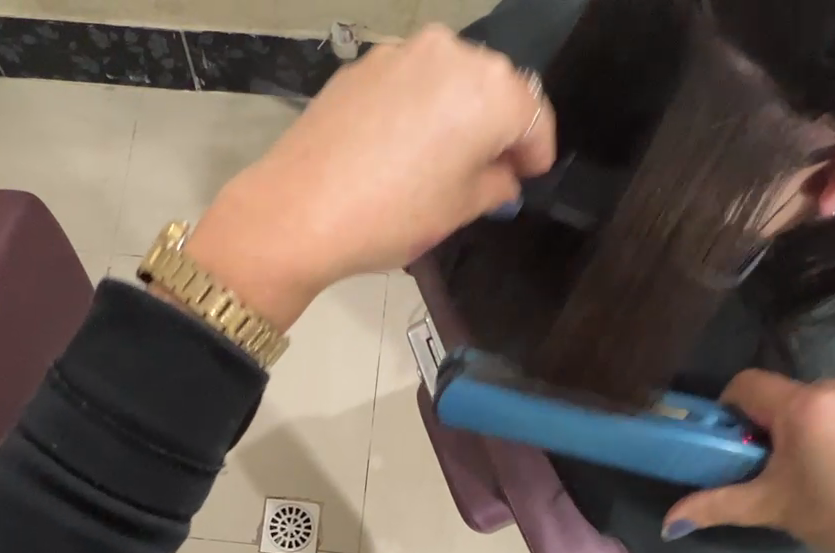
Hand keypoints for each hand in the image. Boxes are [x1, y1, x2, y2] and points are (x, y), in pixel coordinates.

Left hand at [182, 25, 556, 327]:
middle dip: (497, 127)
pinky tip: (401, 147)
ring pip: (449, 80)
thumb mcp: (458, 210)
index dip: (535, 151)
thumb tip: (503, 176)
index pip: (534, 116)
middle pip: (493, 88)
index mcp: (490, 90)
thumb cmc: (392, 216)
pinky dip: (418, 109)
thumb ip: (495, 185)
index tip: (528, 176)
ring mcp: (402, 53)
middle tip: (488, 171)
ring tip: (442, 160)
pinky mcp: (363, 65)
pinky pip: (409, 83)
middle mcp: (452, 54)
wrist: (299, 211)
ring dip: (456, 114)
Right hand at [663, 371, 834, 552]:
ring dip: (831, 425)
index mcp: (805, 407)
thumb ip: (718, 506)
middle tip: (795, 470)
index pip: (747, 385)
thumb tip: (668, 523)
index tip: (741, 442)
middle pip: (796, 396)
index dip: (733, 409)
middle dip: (787, 425)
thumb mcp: (776, 511)